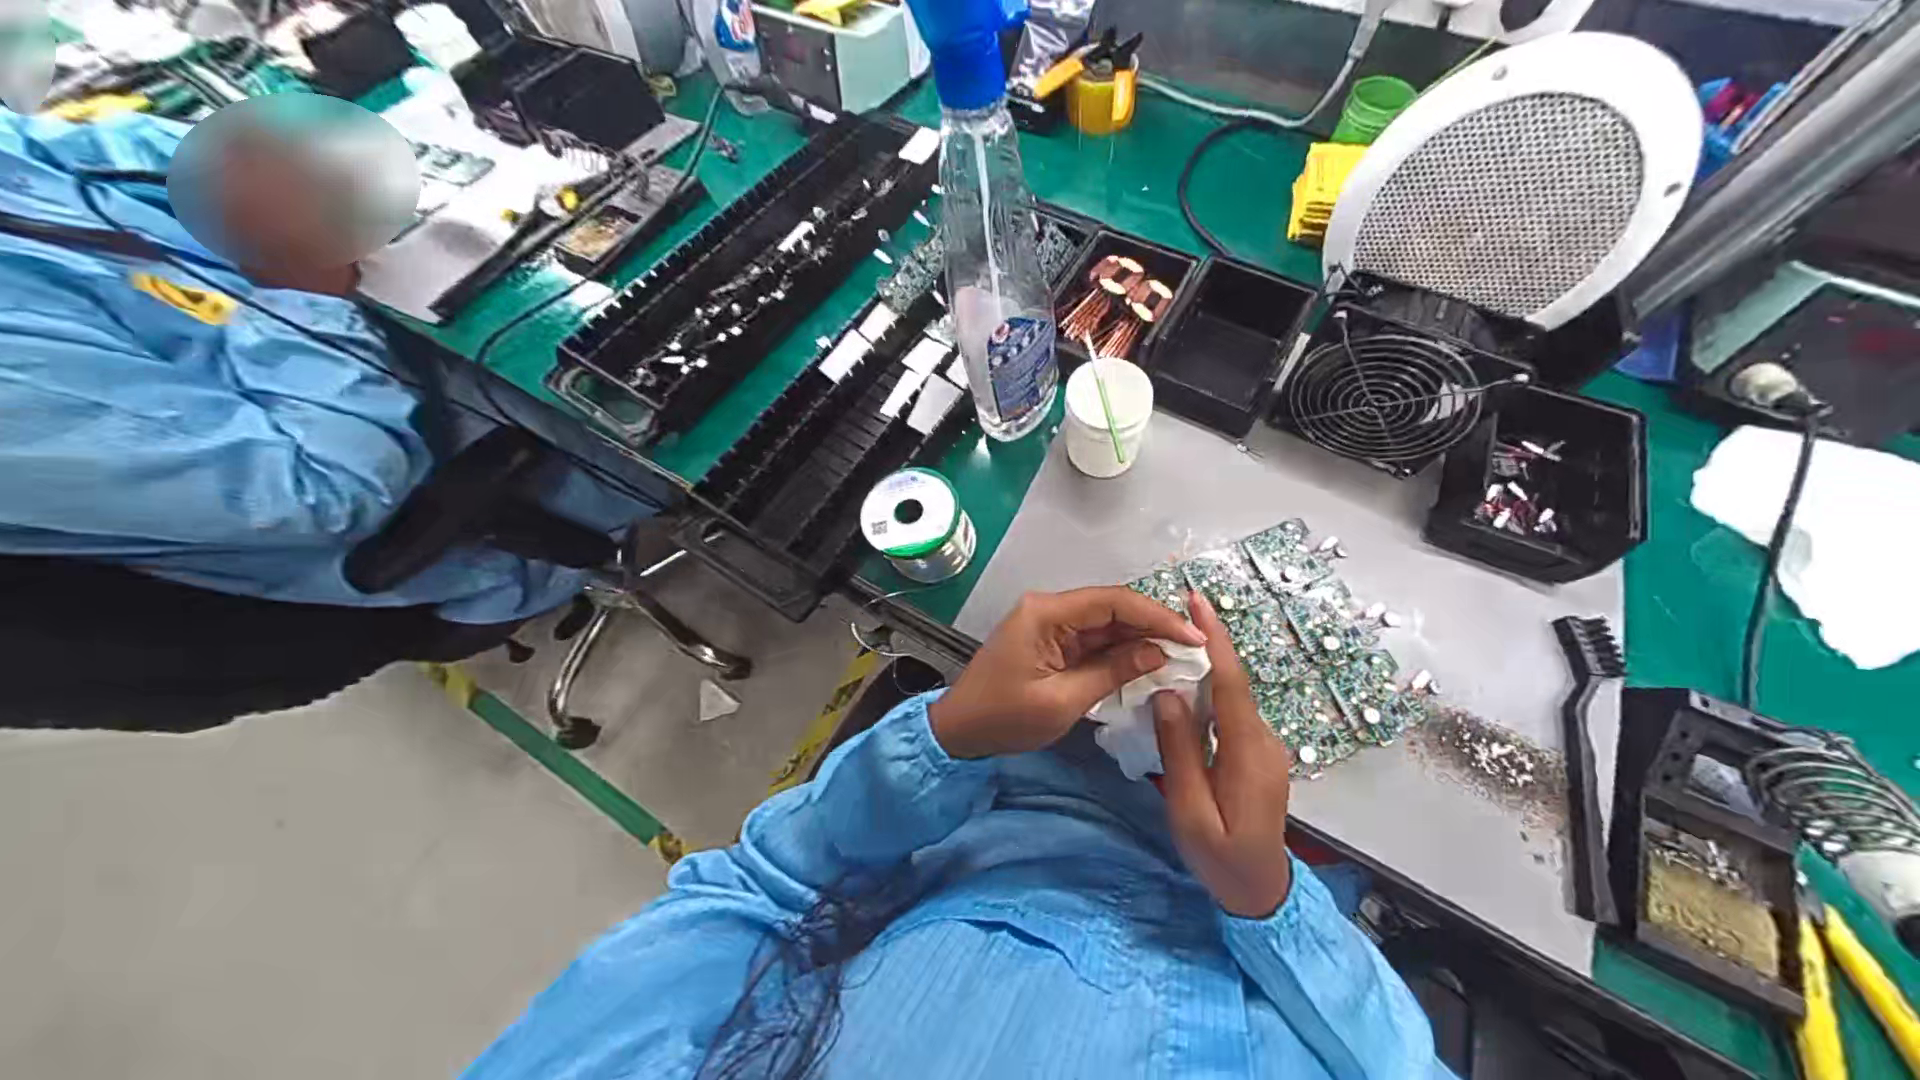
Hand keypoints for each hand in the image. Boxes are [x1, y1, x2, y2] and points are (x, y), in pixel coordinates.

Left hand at [930, 587, 1205, 759]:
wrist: (958, 730)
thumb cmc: (1003, 718)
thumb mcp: (1062, 701)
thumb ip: (1113, 672)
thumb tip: (1158, 652)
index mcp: (1046, 614)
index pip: (1113, 602)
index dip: (1157, 616)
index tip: (1193, 637)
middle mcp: (1048, 609)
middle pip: (1112, 608)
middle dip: (1154, 626)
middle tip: (1193, 650)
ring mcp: (1049, 624)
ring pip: (1106, 623)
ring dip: (1140, 638)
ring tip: (1180, 657)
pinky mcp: (1050, 641)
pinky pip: (1092, 639)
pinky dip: (1119, 651)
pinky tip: (1147, 662)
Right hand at [1153, 590, 1294, 917]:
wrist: (1261, 894)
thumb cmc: (1221, 858)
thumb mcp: (1191, 811)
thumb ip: (1180, 752)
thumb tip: (1167, 694)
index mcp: (1249, 753)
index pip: (1231, 684)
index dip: (1215, 640)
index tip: (1197, 602)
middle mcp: (1264, 741)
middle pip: (1234, 681)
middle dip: (1207, 642)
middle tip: (1173, 609)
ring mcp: (1264, 746)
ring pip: (1232, 694)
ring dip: (1206, 663)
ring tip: (1171, 638)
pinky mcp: (1256, 753)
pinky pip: (1231, 710)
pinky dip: (1209, 688)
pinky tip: (1184, 683)